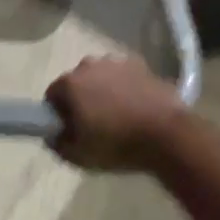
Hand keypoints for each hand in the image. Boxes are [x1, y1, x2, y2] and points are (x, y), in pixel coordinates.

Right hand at [45, 55, 182, 170]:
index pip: (53, 95)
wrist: (167, 135)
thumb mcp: (80, 156)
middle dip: (82, 99)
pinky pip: (124, 76)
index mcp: (70, 83)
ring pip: (101, 76)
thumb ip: (58, 144)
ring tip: (119, 116)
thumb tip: (51, 135)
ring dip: (104, 91)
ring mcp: (116, 62)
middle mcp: (88, 65)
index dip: (58, 113)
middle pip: (77, 82)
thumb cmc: (118, 145)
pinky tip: (136, 107)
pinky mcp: (140, 65)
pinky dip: (125, 87)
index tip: (70, 129)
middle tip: (94, 124)